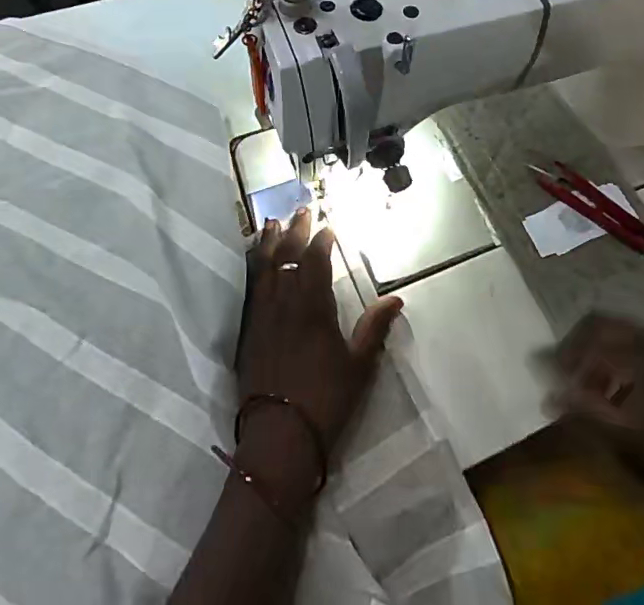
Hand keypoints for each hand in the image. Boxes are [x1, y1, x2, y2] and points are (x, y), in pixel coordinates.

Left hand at [234, 209, 401, 505]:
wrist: (279, 433)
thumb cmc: (325, 401)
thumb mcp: (359, 368)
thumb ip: (374, 329)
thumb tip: (396, 299)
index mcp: (314, 308)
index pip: (315, 262)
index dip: (322, 240)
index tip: (328, 226)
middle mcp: (284, 302)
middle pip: (287, 256)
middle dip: (295, 230)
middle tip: (300, 210)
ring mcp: (262, 313)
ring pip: (264, 266)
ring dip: (269, 241)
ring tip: (272, 222)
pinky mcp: (247, 327)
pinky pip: (250, 285)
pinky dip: (253, 265)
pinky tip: (254, 259)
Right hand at [551, 314, 643, 515]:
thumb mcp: (632, 435)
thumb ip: (586, 411)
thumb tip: (546, 395)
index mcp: (642, 348)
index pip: (587, 335)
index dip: (563, 355)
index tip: (549, 377)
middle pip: (604, 326)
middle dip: (580, 348)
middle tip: (566, 375)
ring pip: (626, 338)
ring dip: (604, 357)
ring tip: (593, 389)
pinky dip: (626, 365)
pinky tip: (626, 396)